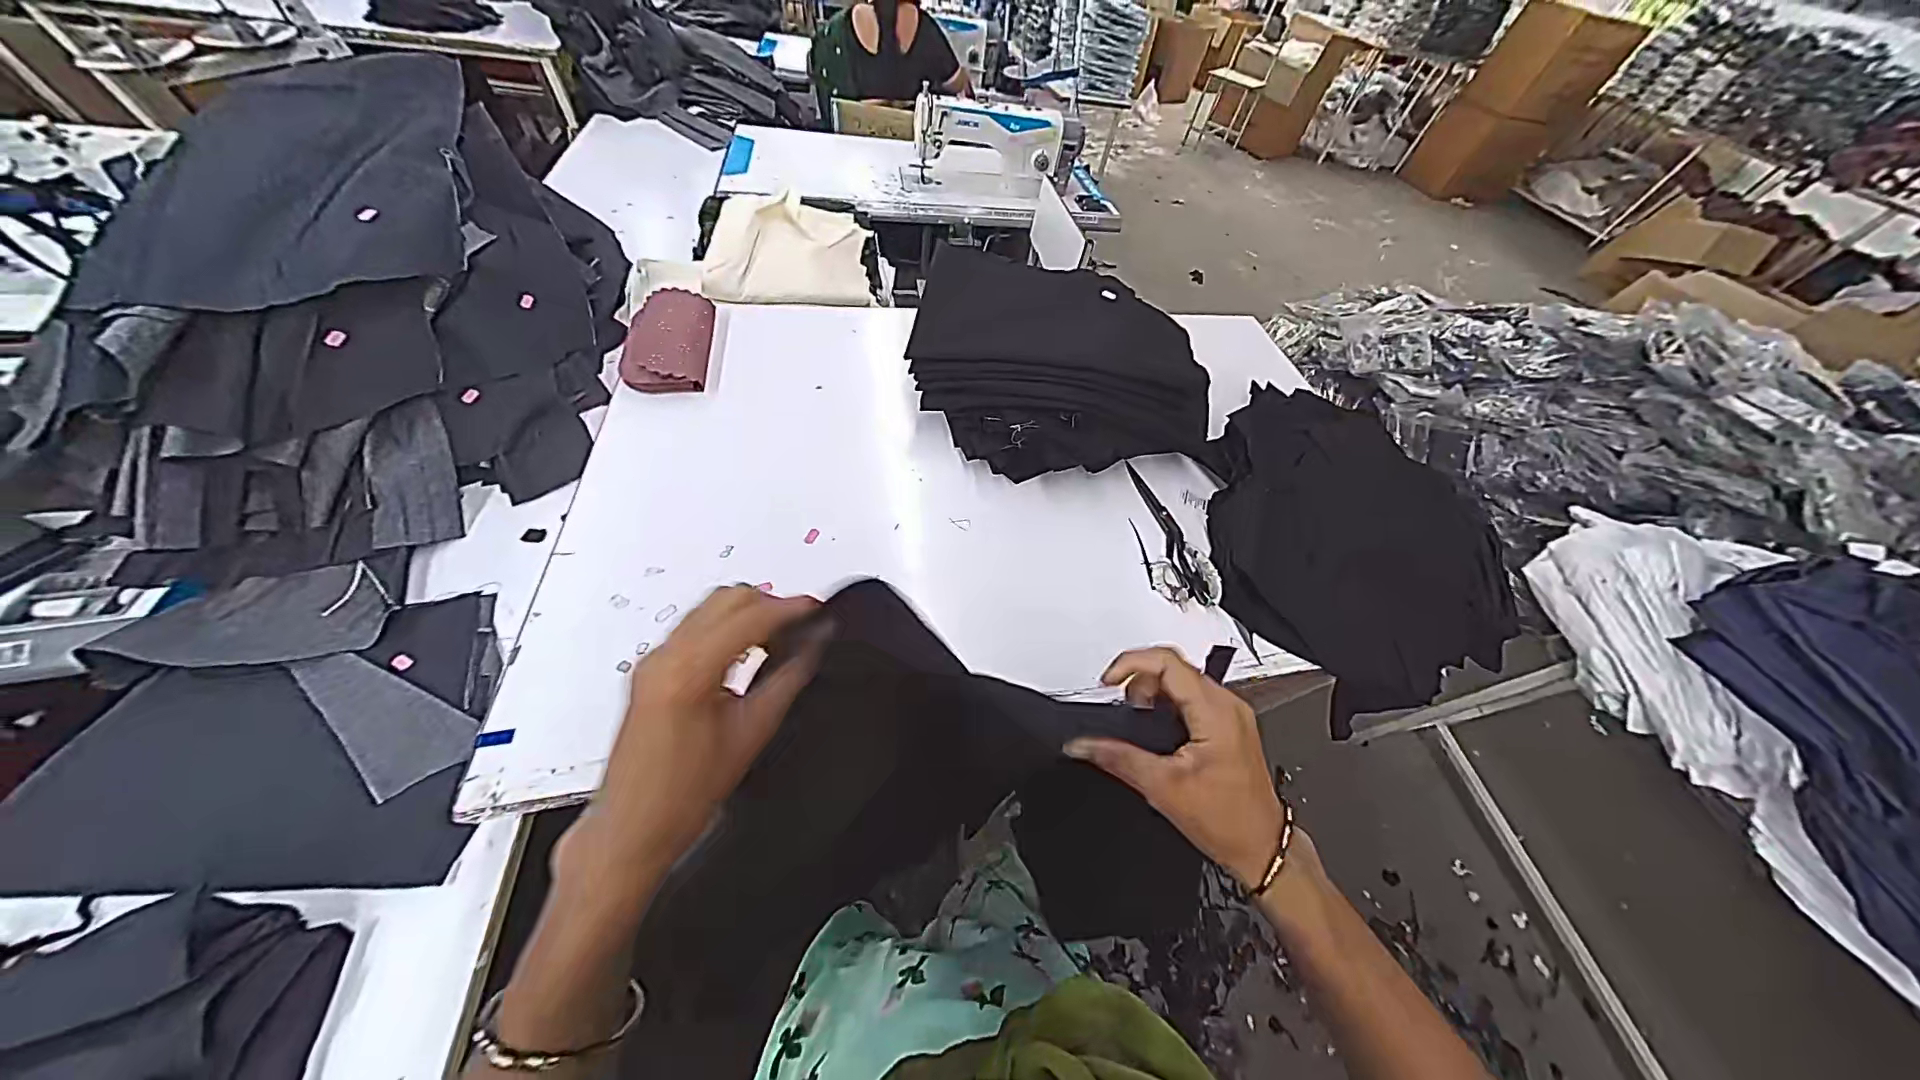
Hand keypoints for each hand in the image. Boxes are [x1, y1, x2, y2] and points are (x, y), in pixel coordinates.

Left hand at [561, 586, 826, 884]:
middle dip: (770, 604)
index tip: (815, 609)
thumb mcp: (752, 732)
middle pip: (727, 598)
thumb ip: (788, 678)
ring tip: (781, 638)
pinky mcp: (651, 670)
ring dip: (748, 613)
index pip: (750, 615)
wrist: (635, 824)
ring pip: (710, 608)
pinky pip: (695, 628)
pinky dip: (727, 627)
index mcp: (689, 670)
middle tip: (802, 623)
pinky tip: (749, 650)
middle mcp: (664, 657)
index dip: (791, 609)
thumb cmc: (682, 795)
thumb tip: (812, 645)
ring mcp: (653, 661)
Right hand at [1065, 646, 1283, 889]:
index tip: (1109, 681)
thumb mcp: (1161, 787)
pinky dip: (1167, 702)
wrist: (1259, 846)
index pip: (1167, 661)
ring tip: (1140, 720)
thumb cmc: (1228, 820)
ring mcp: (1231, 713)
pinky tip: (1158, 728)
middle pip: (1173, 666)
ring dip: (1152, 692)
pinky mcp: (1229, 723)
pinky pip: (1192, 695)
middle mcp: (1228, 705)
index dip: (1130, 664)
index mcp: (1215, 712)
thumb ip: (1116, 757)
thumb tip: (1082, 744)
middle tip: (1123, 707)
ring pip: (1181, 679)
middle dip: (1139, 681)